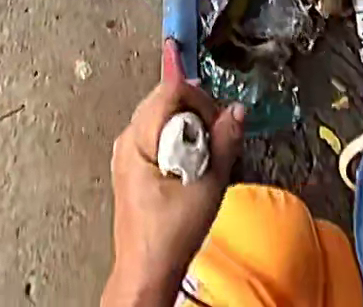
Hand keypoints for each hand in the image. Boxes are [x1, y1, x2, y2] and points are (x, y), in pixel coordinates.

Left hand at [102, 41, 244, 306]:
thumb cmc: (171, 236)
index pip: (170, 91)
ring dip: (187, 124)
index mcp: (138, 137)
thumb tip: (237, 111)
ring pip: (160, 113)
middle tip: (218, 135)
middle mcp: (126, 136)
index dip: (200, 99)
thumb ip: (224, 144)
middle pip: (163, 98)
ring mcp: (125, 148)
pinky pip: (154, 132)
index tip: (220, 120)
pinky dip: (176, 137)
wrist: (147, 271)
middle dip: (196, 110)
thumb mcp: (208, 187)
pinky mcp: (130, 162)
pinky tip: (191, 161)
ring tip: (207, 151)